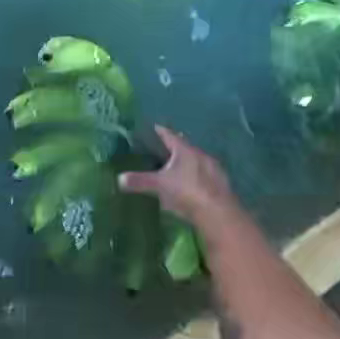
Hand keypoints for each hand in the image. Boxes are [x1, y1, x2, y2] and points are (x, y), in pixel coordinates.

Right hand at [118, 125, 240, 228]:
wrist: (218, 211)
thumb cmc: (186, 192)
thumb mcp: (159, 186)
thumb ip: (139, 181)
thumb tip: (119, 179)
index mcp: (185, 150)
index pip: (169, 135)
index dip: (160, 131)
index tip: (153, 127)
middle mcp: (200, 154)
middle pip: (184, 147)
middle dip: (173, 148)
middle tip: (161, 150)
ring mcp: (213, 168)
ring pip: (196, 161)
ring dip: (186, 163)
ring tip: (174, 168)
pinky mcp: (220, 183)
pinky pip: (204, 175)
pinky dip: (195, 177)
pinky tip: (190, 185)